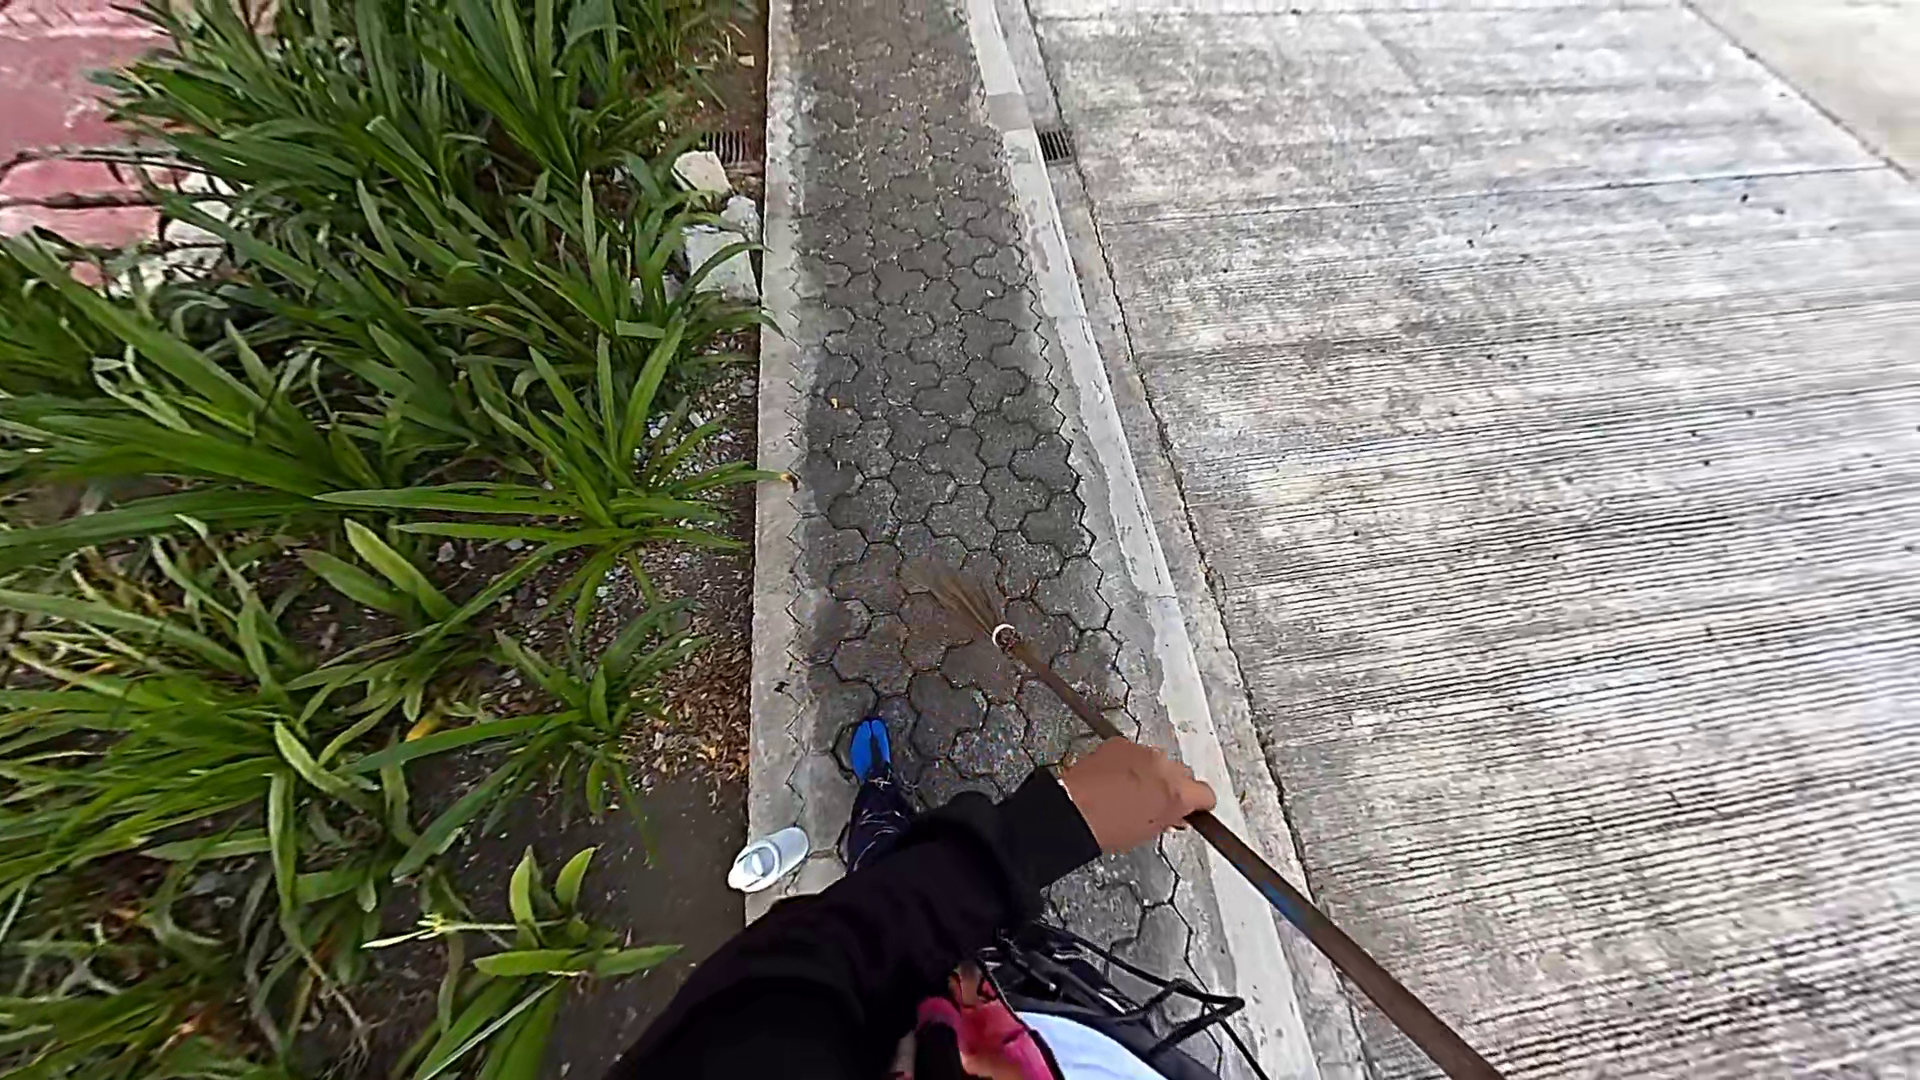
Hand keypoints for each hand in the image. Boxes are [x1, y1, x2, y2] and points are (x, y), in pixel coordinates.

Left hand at [1056, 738, 1215, 853]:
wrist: (1076, 809)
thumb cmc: (1109, 826)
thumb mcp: (1152, 830)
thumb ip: (1171, 815)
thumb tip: (1177, 811)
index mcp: (1178, 793)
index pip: (1206, 794)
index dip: (1198, 804)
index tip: (1192, 807)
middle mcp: (1163, 767)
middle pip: (1182, 772)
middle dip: (1173, 785)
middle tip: (1157, 800)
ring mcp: (1142, 751)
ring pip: (1158, 759)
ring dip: (1151, 770)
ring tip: (1132, 788)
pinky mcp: (1120, 742)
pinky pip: (1134, 750)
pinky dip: (1130, 760)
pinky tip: (1118, 776)